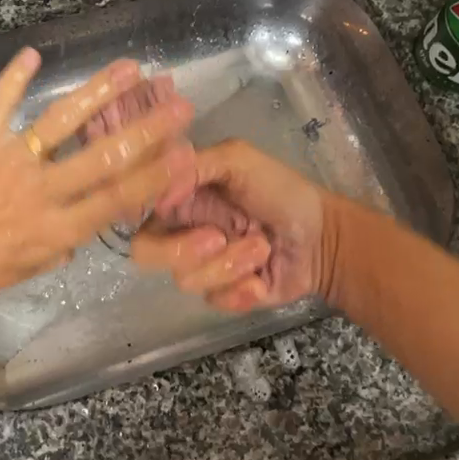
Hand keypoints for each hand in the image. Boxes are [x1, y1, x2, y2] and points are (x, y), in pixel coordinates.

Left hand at [0, 48, 194, 298]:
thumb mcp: (39, 265)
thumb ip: (71, 237)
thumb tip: (100, 210)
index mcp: (56, 227)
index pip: (115, 199)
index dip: (153, 176)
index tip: (184, 155)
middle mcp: (40, 191)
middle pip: (101, 157)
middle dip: (145, 131)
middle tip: (179, 106)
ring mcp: (10, 162)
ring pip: (59, 123)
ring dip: (97, 93)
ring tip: (129, 69)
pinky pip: (0, 106)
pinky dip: (14, 79)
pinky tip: (32, 53)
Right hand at [130, 140, 338, 310]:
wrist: (323, 238)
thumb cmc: (281, 191)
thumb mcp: (239, 159)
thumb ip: (196, 166)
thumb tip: (159, 192)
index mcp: (179, 196)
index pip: (135, 204)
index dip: (139, 211)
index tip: (169, 208)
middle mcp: (181, 231)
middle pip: (146, 252)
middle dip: (180, 250)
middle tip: (217, 239)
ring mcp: (201, 266)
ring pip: (185, 278)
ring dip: (229, 264)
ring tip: (261, 249)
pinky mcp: (223, 294)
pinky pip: (214, 300)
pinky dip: (241, 290)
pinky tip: (262, 278)